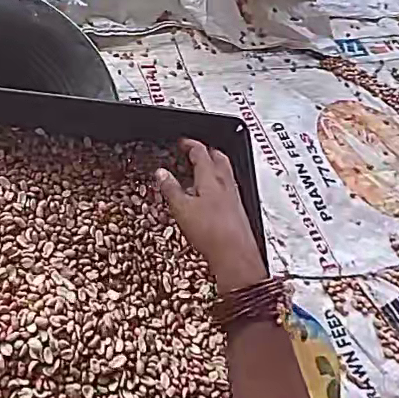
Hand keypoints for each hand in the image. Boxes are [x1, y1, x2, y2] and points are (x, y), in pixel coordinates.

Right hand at [156, 138, 267, 290]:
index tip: (182, 142)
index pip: (201, 152)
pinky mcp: (237, 210)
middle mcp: (225, 184)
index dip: (190, 144)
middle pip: (219, 158)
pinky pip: (228, 187)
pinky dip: (219, 182)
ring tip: (204, 167)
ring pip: (226, 171)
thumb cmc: (211, 231)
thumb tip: (161, 173)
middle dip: (207, 150)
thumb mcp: (181, 209)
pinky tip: (213, 194)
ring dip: (215, 164)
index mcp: (210, 178)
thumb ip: (170, 188)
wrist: (235, 255)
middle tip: (195, 150)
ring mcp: (234, 197)